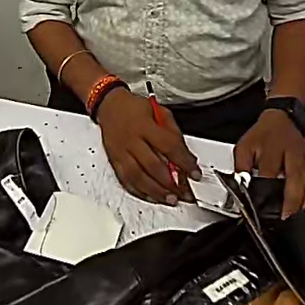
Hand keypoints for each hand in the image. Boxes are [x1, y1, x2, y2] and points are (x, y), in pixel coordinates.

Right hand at [95, 88, 198, 204]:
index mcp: (145, 125)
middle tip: (185, 192)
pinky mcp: (115, 162)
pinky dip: (141, 192)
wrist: (109, 106)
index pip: (169, 146)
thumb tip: (185, 154)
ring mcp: (121, 153)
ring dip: (157, 192)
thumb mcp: (159, 111)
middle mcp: (132, 140)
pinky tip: (152, 197)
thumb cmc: (135, 108)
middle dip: (171, 183)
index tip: (195, 173)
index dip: (184, 162)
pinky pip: (127, 182)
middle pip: (153, 166)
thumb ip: (173, 132)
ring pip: (139, 178)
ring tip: (171, 199)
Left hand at [235, 110, 304, 218]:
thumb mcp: (244, 147)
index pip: (269, 168)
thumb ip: (241, 168)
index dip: (266, 188)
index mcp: (273, 147)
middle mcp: (294, 152)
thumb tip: (241, 187)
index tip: (263, 207)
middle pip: (296, 175)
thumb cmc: (263, 137)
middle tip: (288, 218)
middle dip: (293, 199)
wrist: (280, 119)